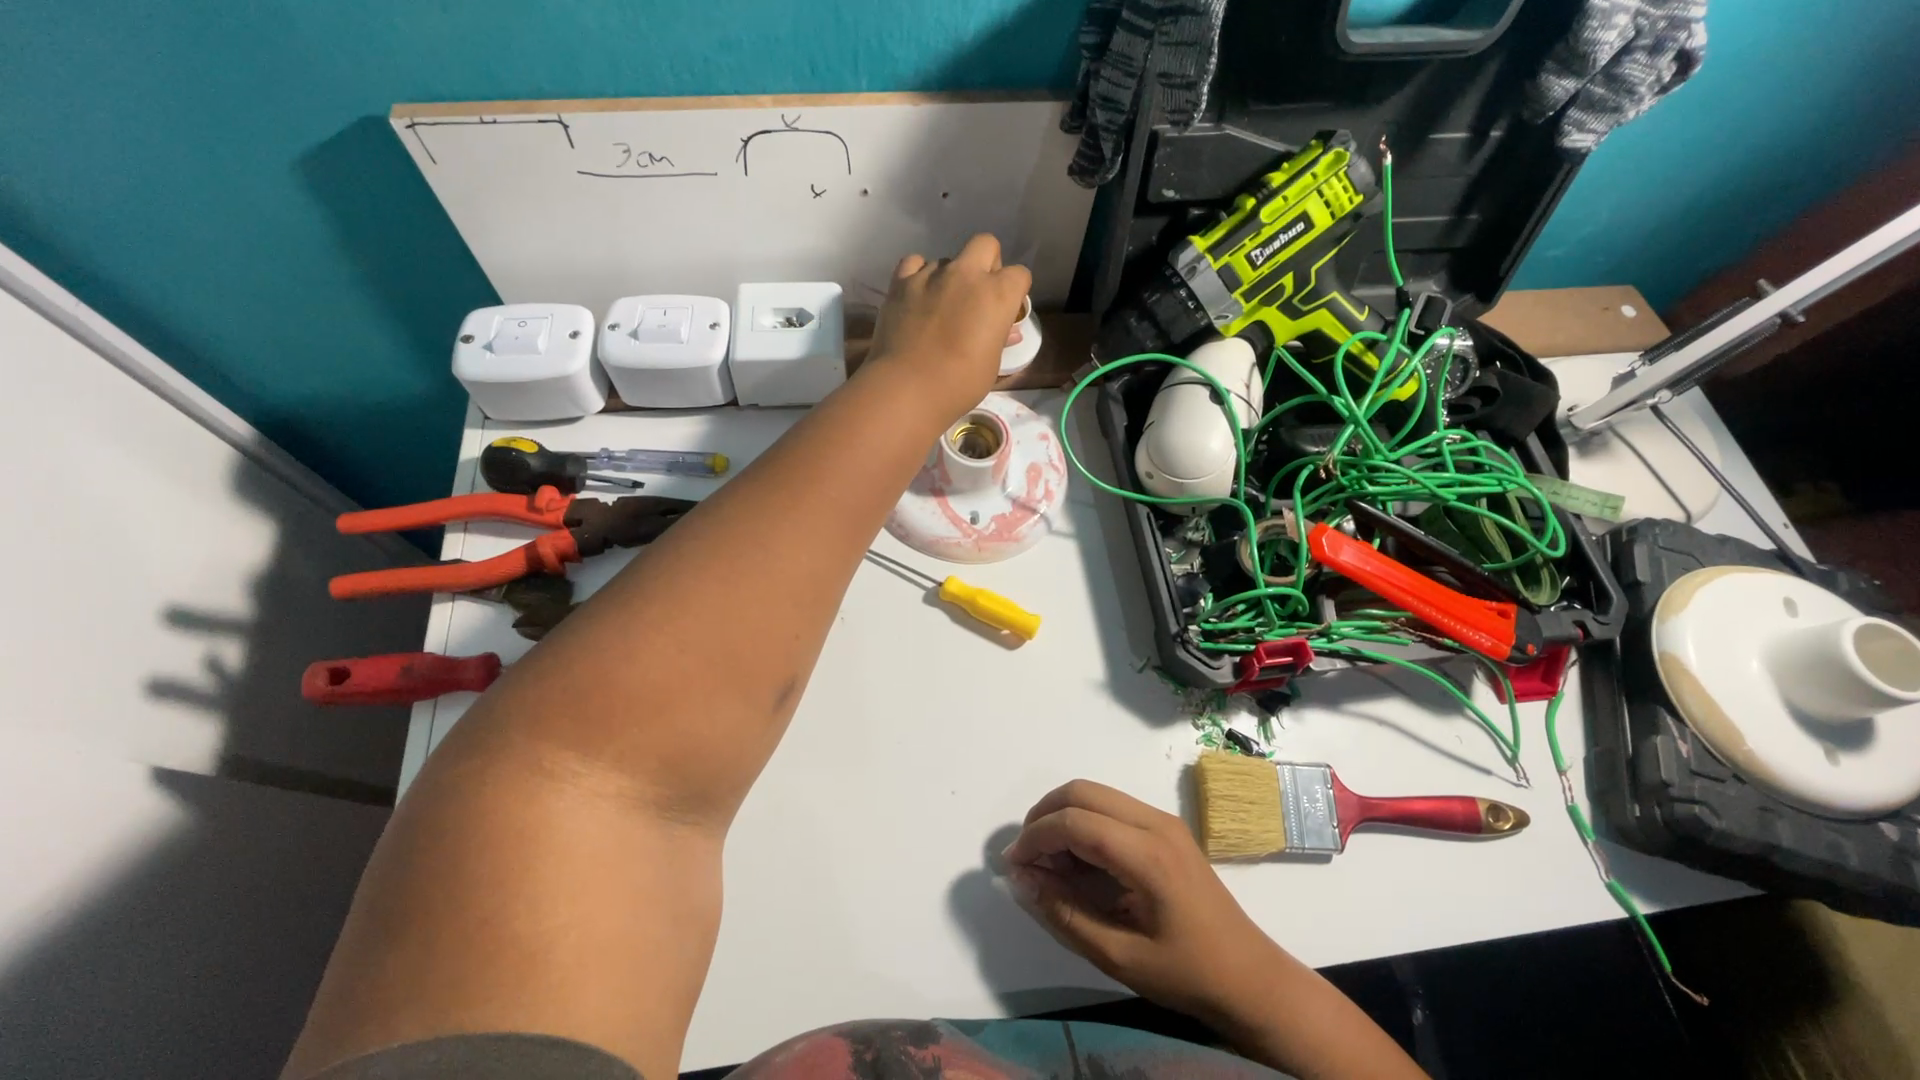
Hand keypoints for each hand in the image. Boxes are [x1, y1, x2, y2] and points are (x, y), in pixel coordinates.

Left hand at [863, 233, 1032, 423]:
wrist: (907, 387)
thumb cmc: (959, 383)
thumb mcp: (991, 365)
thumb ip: (998, 339)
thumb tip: (1005, 331)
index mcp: (997, 294)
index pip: (1019, 275)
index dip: (1015, 291)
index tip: (1006, 309)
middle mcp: (966, 274)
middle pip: (985, 244)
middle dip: (986, 262)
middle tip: (977, 293)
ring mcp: (931, 274)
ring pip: (947, 259)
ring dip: (949, 276)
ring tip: (940, 305)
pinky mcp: (901, 282)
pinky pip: (914, 263)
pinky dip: (918, 275)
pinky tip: (917, 295)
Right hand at [1000, 779, 1285, 1020]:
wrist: (1249, 977)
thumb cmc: (1186, 973)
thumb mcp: (1118, 956)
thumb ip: (1064, 913)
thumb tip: (1021, 879)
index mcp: (1147, 855)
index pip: (1074, 821)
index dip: (1035, 838)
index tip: (1014, 868)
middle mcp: (1156, 824)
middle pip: (1082, 792)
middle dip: (1043, 817)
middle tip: (1025, 859)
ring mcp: (1164, 822)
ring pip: (1096, 795)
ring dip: (1063, 818)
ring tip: (1048, 866)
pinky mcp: (1166, 830)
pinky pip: (1112, 810)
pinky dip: (1084, 824)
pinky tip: (1077, 864)